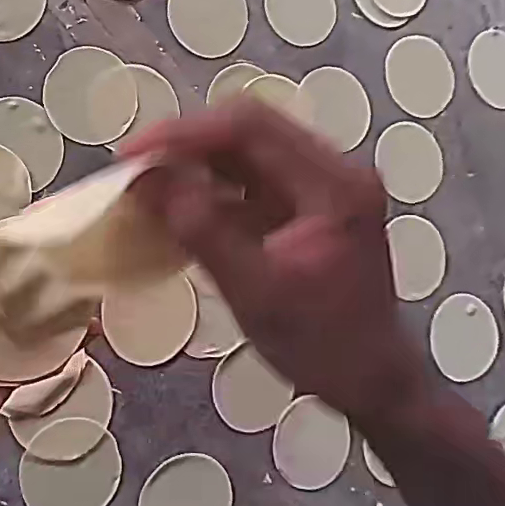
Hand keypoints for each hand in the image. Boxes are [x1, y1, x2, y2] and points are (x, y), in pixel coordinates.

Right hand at [124, 101, 426, 427]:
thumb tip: (147, 182)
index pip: (252, 128)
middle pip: (248, 128)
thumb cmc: (323, 346)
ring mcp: (319, 184)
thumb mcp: (255, 294)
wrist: (372, 377)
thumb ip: (202, 233)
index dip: (185, 133)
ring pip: (245, 150)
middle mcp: (332, 170)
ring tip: (148, 184)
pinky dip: (209, 187)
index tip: (133, 154)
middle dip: (185, 144)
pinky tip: (178, 206)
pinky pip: (248, 178)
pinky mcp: (304, 202)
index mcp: (333, 185)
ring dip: (194, 163)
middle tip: (135, 168)